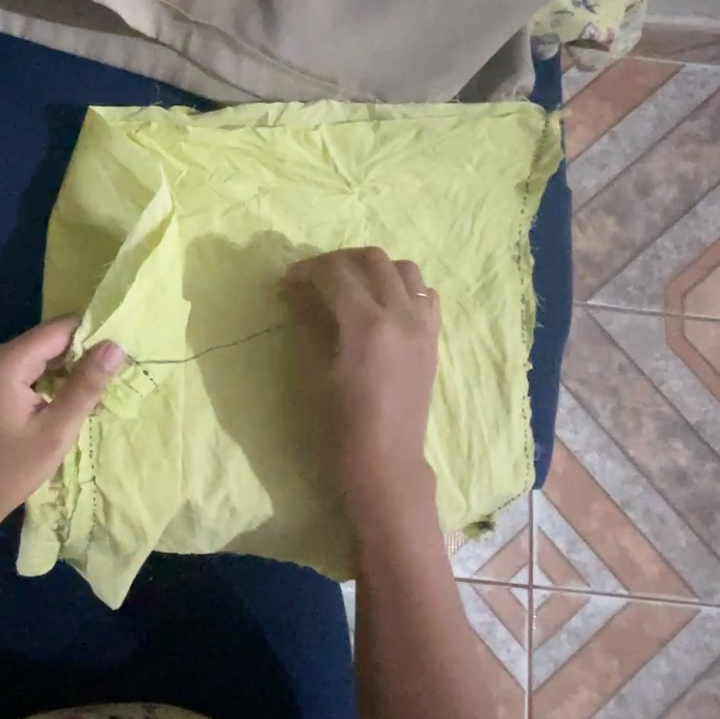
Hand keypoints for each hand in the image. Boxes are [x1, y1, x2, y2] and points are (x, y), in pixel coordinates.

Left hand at [0, 316, 127, 534]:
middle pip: (51, 338)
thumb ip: (87, 384)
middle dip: (81, 356)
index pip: (61, 329)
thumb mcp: (58, 429)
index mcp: (6, 360)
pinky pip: (30, 362)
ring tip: (89, 396)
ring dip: (68, 368)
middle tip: (106, 385)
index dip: (93, 338)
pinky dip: (51, 376)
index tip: (120, 358)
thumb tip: (117, 345)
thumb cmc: (15, 468)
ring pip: (43, 351)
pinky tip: (65, 400)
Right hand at [282, 247, 440, 516]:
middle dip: (337, 261)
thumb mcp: (313, 369)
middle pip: (371, 259)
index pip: (334, 272)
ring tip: (348, 286)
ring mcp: (423, 325)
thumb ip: (308, 322)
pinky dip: (401, 287)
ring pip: (403, 268)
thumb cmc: (337, 421)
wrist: (383, 459)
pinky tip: (380, 305)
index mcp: (366, 324)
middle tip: (313, 279)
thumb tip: (294, 290)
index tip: (287, 281)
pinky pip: (424, 293)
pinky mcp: (432, 338)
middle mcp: (401, 315)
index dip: (305, 270)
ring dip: (372, 268)